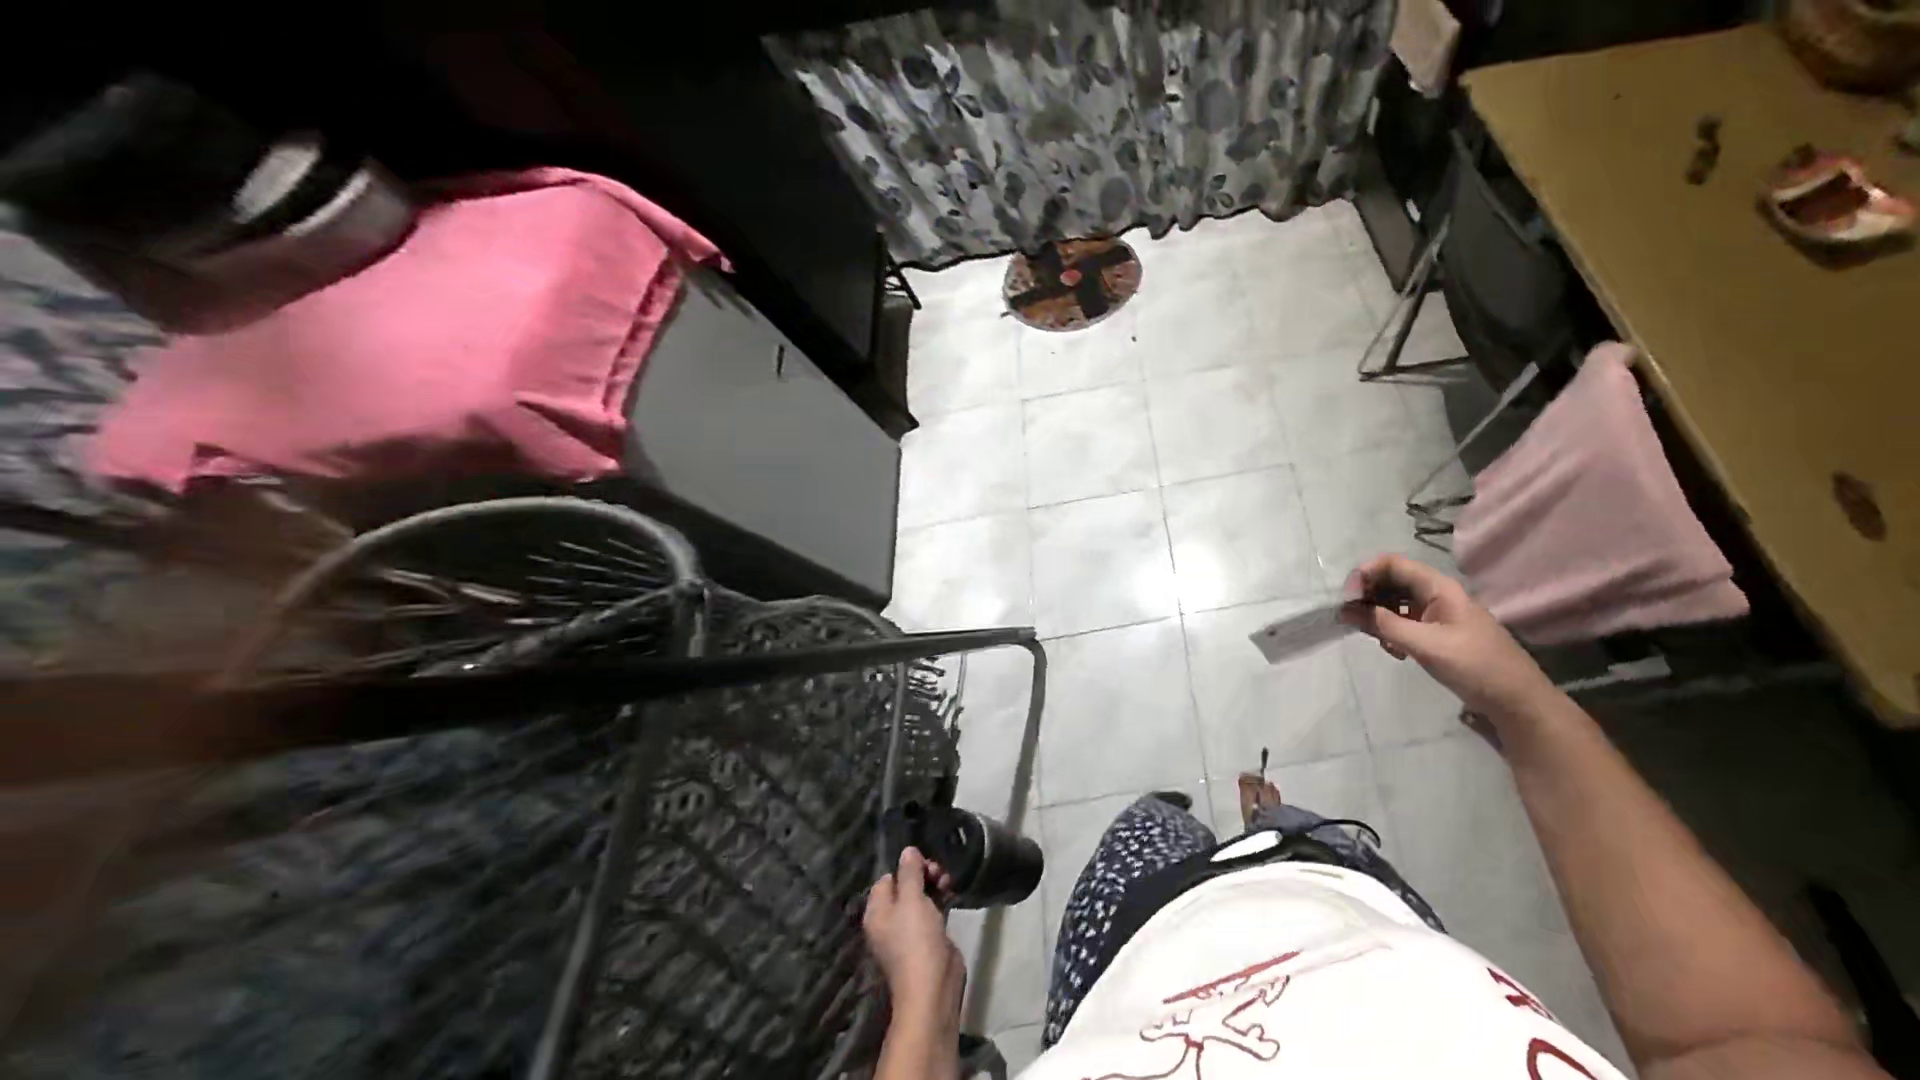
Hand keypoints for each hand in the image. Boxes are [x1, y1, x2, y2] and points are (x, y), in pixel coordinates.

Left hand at [864, 847, 965, 1024]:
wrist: (933, 986)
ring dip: (933, 885)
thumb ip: (909, 872)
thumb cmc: (915, 939)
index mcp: (877, 912)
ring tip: (947, 879)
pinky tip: (952, 891)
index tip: (923, 862)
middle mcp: (890, 920)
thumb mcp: (911, 899)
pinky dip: (940, 900)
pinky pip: (932, 911)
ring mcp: (910, 930)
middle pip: (904, 887)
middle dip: (921, 874)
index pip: (886, 880)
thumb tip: (907, 850)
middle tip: (938, 871)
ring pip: (920, 898)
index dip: (904, 868)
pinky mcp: (929, 938)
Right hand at [1338, 555, 1559, 722]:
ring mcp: (1437, 613)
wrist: (1516, 700)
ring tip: (1373, 638)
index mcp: (1439, 588)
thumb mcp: (1424, 645)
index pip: (1392, 564)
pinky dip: (1390, 630)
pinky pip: (1403, 620)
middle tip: (1352, 620)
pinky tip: (1392, 650)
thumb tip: (1345, 610)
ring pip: (1394, 601)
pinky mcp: (1436, 631)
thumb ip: (1383, 624)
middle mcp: (1436, 594)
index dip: (1365, 574)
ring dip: (1377, 615)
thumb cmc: (1474, 666)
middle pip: (1391, 581)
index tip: (1347, 599)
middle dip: (1367, 596)